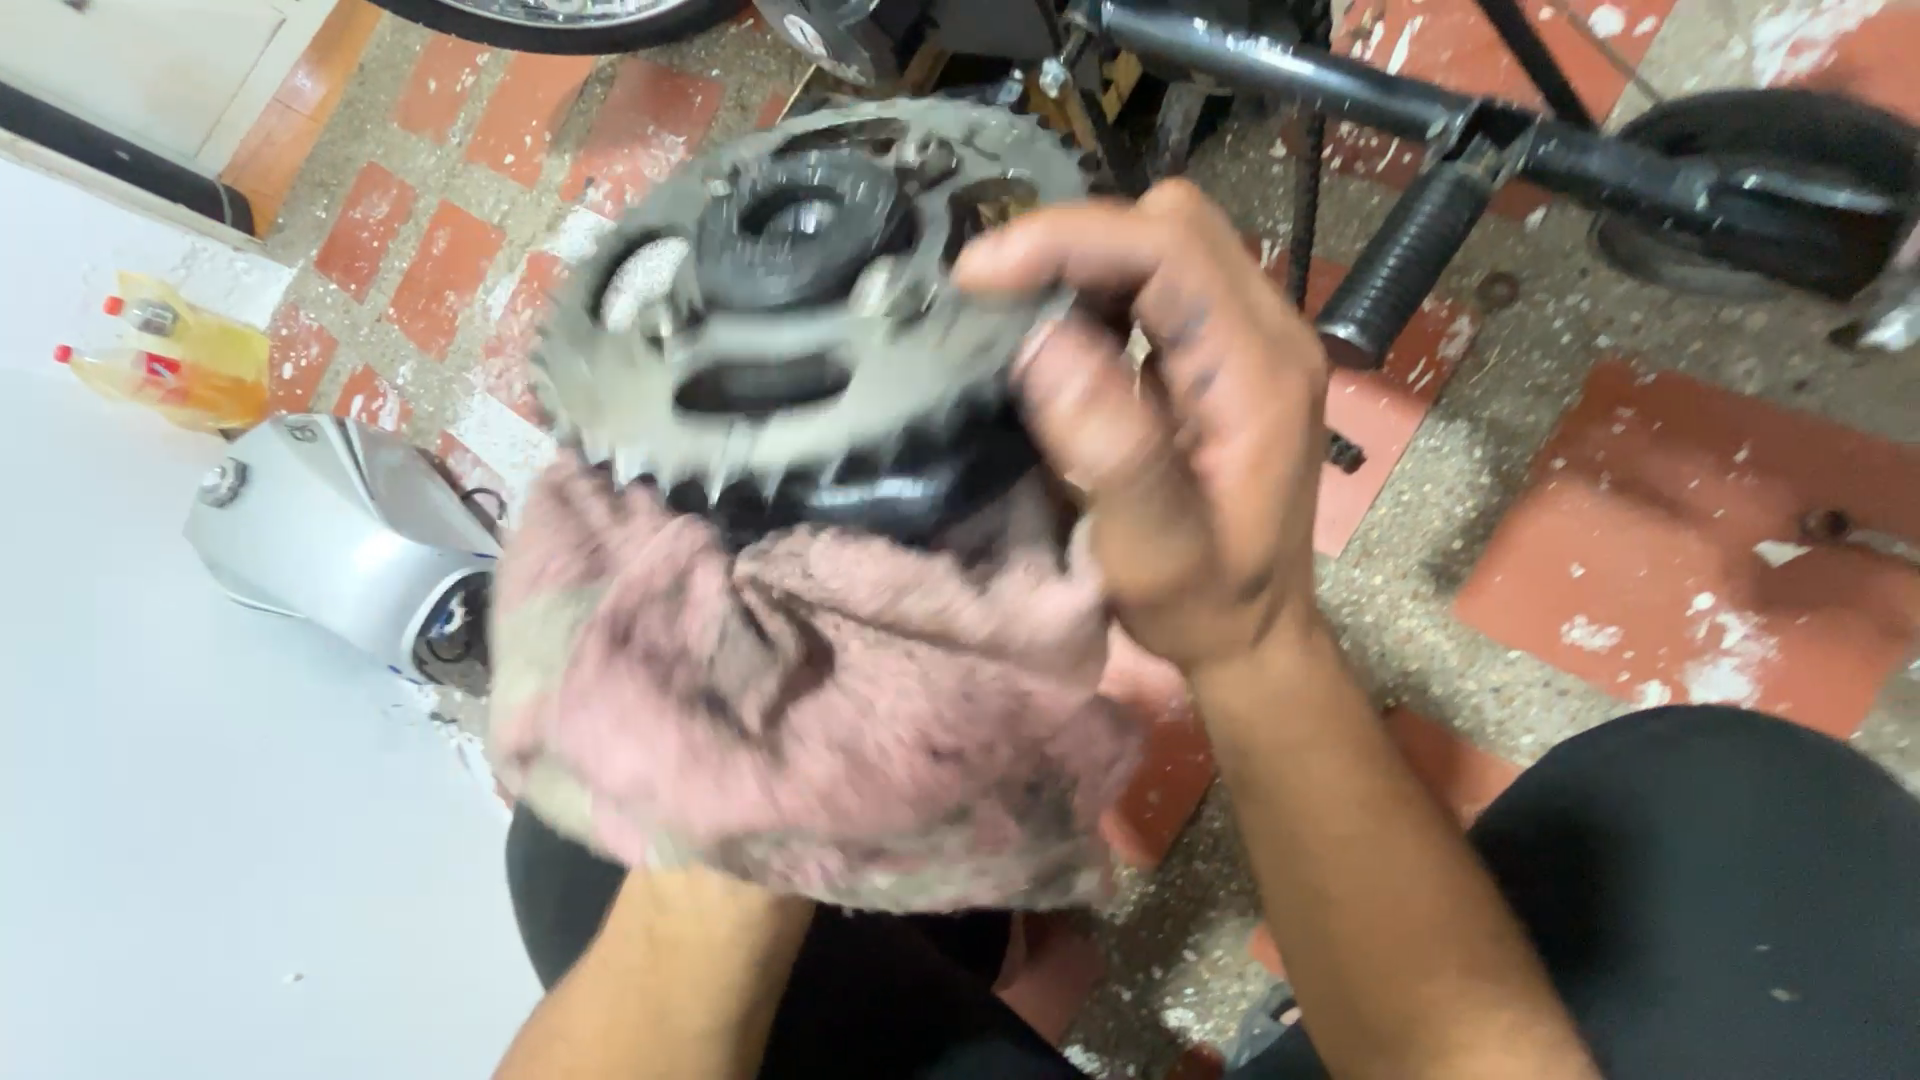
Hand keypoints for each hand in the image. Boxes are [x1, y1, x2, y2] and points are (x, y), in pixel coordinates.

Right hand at [954, 181, 1329, 676]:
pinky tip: (1062, 332)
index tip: (978, 273)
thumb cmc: (1204, 604)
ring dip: (1085, 261)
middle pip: (1173, 226)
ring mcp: (1255, 340)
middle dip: (1074, 242)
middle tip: (996, 293)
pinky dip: (1102, 288)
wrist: (1254, 633)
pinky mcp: (1228, 356)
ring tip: (1017, 307)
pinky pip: (1165, 284)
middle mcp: (1271, 334)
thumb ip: (1111, 449)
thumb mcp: (1154, 550)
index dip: (1067, 241)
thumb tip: (1041, 341)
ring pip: (1168, 243)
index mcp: (1259, 373)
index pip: (1169, 251)